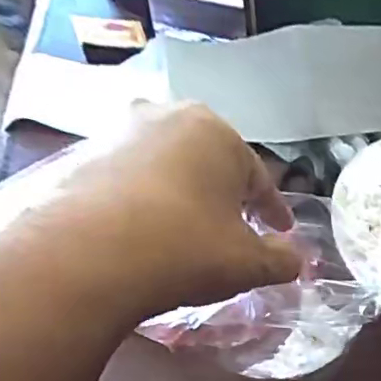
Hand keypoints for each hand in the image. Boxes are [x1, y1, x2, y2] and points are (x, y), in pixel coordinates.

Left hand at [7, 102, 303, 321]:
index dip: (274, 210)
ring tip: (191, 231)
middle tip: (237, 228)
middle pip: (210, 164)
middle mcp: (168, 117)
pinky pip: (134, 182)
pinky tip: (150, 233)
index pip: (259, 178)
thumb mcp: (248, 263)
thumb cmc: (187, 248)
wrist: (89, 255)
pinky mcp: (84, 157)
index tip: (282, 232)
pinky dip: (149, 203)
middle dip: (226, 195)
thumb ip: (281, 259)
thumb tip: (296, 259)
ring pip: (170, 169)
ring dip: (186, 196)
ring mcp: (121, 132)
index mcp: (217, 133)